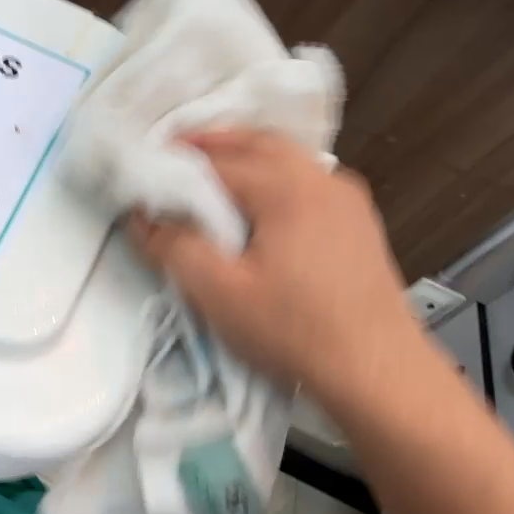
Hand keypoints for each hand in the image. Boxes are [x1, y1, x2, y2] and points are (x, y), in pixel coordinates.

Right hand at [130, 129, 427, 410]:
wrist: (375, 369)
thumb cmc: (291, 329)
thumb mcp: (217, 292)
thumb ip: (173, 246)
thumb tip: (142, 216)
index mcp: (288, 190)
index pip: (217, 162)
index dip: (172, 166)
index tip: (139, 176)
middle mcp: (323, 181)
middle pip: (258, 144)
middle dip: (211, 143)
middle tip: (169, 154)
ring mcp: (346, 201)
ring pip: (285, 160)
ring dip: (242, 157)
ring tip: (205, 172)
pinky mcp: (355, 225)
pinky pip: (303, 182)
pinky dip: (268, 177)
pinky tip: (253, 202)